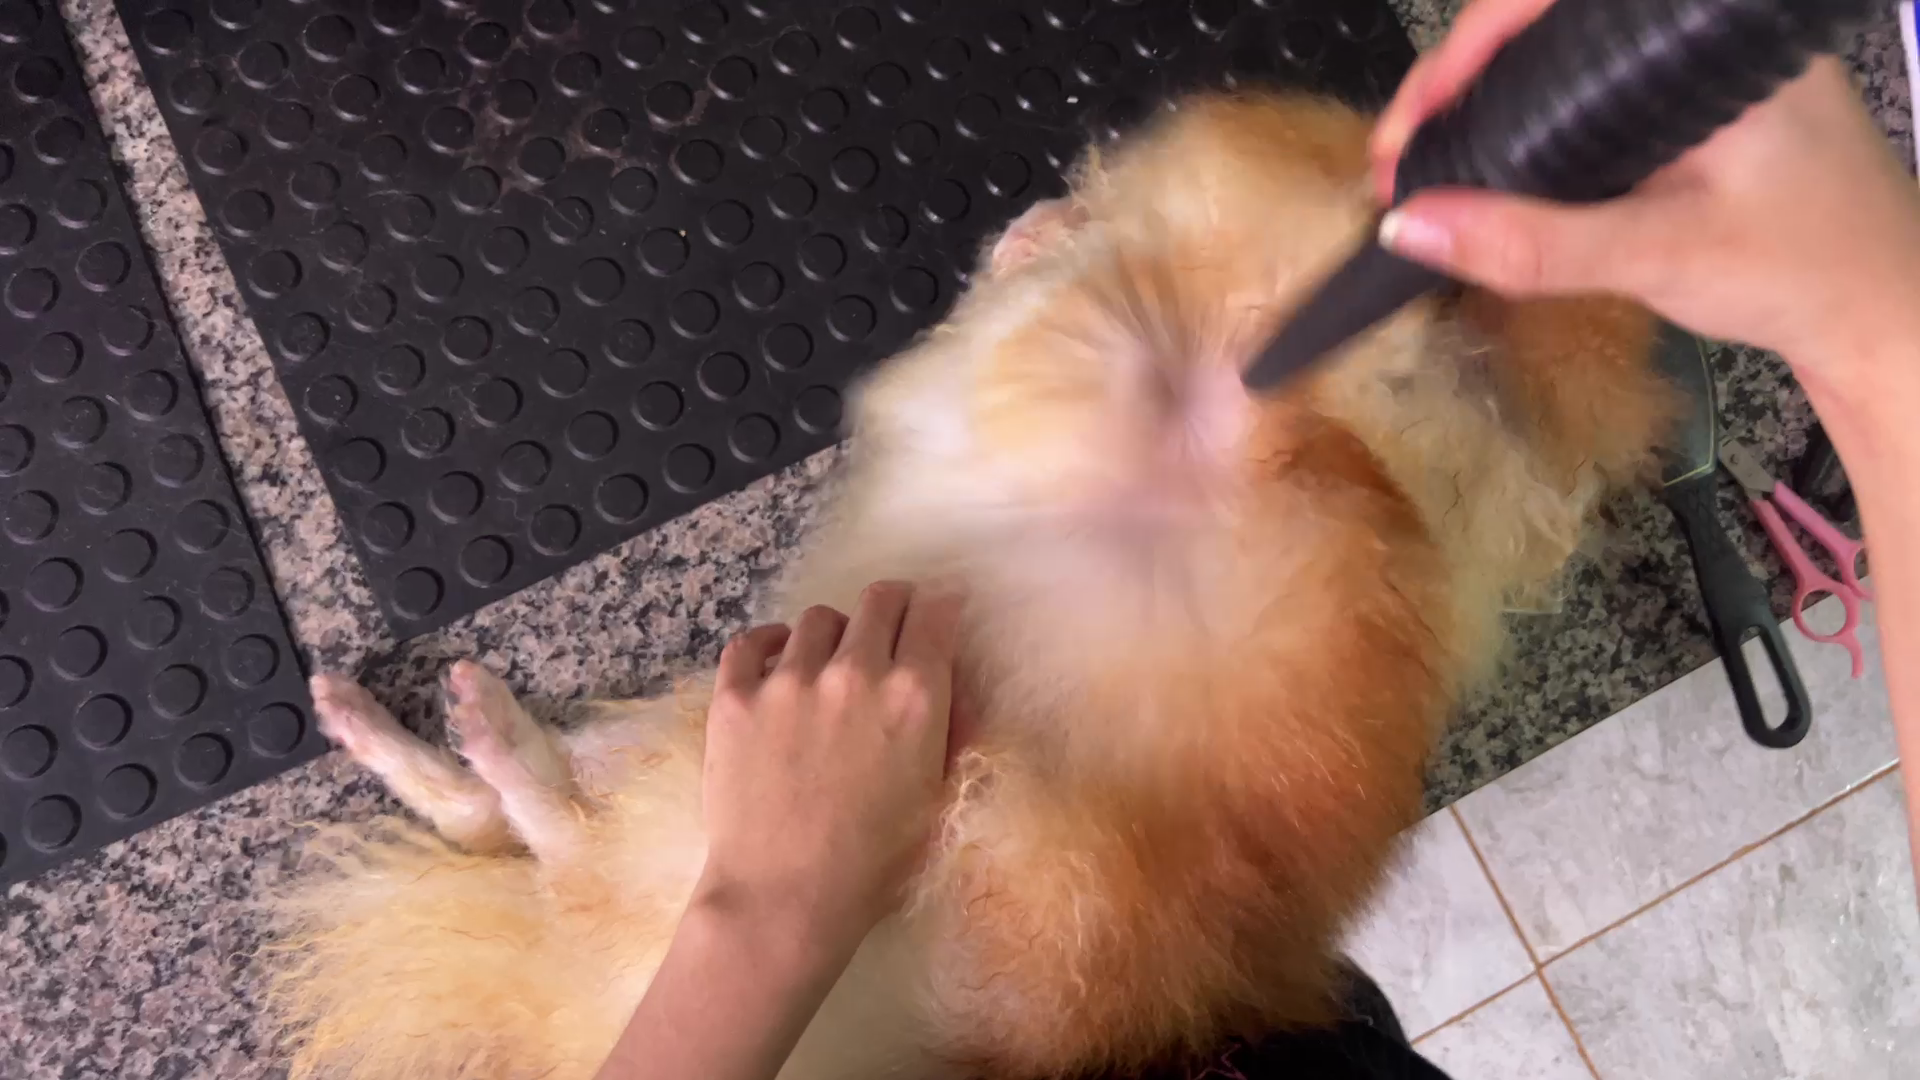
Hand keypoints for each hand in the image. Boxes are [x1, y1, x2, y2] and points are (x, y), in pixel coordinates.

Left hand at [696, 582, 963, 953]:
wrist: (784, 900)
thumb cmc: (875, 859)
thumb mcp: (936, 795)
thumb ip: (950, 728)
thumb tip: (950, 681)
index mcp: (913, 695)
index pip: (935, 613)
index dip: (941, 607)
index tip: (936, 615)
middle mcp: (855, 672)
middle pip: (881, 598)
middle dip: (895, 606)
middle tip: (889, 630)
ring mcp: (789, 680)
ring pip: (820, 617)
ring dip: (834, 635)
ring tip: (827, 666)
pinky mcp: (735, 696)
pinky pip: (752, 641)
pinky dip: (769, 644)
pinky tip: (777, 662)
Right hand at [1368, 0, 1919, 383]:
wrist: (1858, 303)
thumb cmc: (1793, 265)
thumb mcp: (1653, 254)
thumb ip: (1531, 244)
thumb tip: (1407, 228)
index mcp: (1703, 35)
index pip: (1556, 2)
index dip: (1466, 48)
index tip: (1404, 125)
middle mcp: (1682, 42)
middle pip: (1533, 33)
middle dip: (1444, 87)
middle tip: (1390, 159)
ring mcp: (1664, 81)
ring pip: (1535, 73)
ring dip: (1459, 114)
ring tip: (1407, 169)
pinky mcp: (1648, 119)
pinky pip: (1550, 110)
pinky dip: (1490, 137)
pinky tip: (1459, 171)